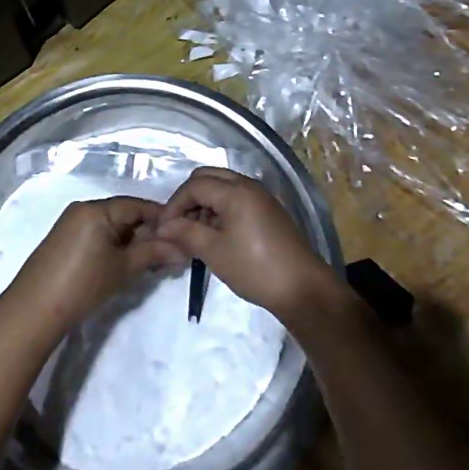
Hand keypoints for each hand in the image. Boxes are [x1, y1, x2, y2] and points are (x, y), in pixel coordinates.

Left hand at [3, 197, 186, 334]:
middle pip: (124, 213)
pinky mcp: (65, 238)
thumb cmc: (84, 282)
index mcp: (97, 208)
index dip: (162, 218)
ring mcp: (71, 222)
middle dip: (148, 232)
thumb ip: (153, 253)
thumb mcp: (124, 268)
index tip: (184, 235)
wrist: (38, 305)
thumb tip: (182, 249)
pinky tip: (127, 262)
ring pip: (111, 225)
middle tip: (171, 254)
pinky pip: (97, 232)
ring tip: (152, 262)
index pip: (137, 205)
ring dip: (132, 240)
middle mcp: (83, 208)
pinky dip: (115, 244)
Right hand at [156, 168, 343, 318]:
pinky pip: (236, 198)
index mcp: (235, 192)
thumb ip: (184, 232)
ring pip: (222, 187)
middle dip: (188, 198)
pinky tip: (215, 234)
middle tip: (178, 223)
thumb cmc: (255, 269)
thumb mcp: (213, 251)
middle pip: (207, 178)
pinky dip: (219, 209)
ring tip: (195, 232)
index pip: (193, 186)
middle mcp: (249, 187)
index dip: (174, 204)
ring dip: (204, 203)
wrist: (304, 291)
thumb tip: (163, 227)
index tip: (164, 228)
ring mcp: (261, 198)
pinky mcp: (269, 212)